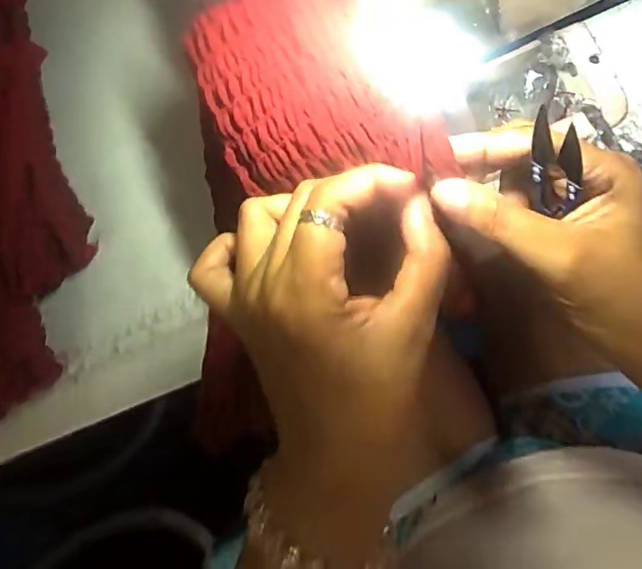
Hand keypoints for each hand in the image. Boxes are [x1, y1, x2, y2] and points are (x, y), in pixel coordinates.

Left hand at [188, 166, 458, 554]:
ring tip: (342, 222)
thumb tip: (419, 202)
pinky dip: (240, 242)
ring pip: (255, 215)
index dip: (371, 180)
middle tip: (390, 202)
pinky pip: (216, 262)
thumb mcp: (415, 324)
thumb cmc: (382, 395)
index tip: (410, 186)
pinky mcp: (235, 314)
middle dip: (350, 189)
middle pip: (299, 200)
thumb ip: (425, 255)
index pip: (327, 200)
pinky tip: (277, 247)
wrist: (339, 460)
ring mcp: (241, 298)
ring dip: (299, 207)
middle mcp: (261, 284)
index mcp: (302, 288)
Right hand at [429, 127, 641, 379]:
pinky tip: (478, 223)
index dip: (488, 146)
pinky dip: (504, 214)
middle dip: (487, 168)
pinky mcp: (572, 224)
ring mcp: (582, 198)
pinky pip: (529, 207)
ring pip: (524, 182)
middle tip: (440, 181)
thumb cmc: (621, 300)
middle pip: (527, 157)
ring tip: (457, 207)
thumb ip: (500, 220)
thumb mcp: (558, 256)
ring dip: (492, 194)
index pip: (536, 141)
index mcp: (603, 167)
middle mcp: (593, 172)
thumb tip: (441, 188)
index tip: (443, 156)